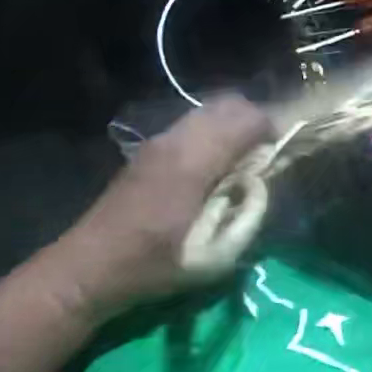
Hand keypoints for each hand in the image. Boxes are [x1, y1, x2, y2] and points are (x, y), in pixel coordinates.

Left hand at [47, 96, 272, 318]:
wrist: (90, 265)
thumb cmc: (152, 266)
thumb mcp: (213, 258)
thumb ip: (247, 216)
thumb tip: (260, 182)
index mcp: (192, 163)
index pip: (242, 120)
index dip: (270, 128)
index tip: (281, 150)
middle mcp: (175, 141)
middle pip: (225, 104)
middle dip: (253, 119)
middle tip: (266, 150)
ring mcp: (158, 141)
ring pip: (206, 110)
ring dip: (231, 124)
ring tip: (243, 157)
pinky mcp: (148, 149)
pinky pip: (190, 124)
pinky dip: (212, 130)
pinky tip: (213, 163)